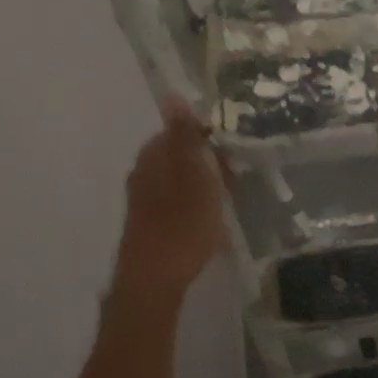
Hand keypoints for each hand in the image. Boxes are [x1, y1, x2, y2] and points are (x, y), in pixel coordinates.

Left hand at [115, 98, 225, 297]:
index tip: (233, 154)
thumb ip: (185, 138)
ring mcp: (144, 201)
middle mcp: (142, 173)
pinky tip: (210, 222)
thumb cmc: (181, 227)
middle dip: (208, 163)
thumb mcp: (193, 177)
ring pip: (180, 181)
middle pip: (179, 156)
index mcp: (152, 157)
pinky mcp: (150, 224)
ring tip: (227, 201)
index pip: (180, 131)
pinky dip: (196, 206)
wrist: (154, 281)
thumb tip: (172, 95)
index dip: (209, 139)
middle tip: (235, 181)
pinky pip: (178, 203)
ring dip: (204, 186)